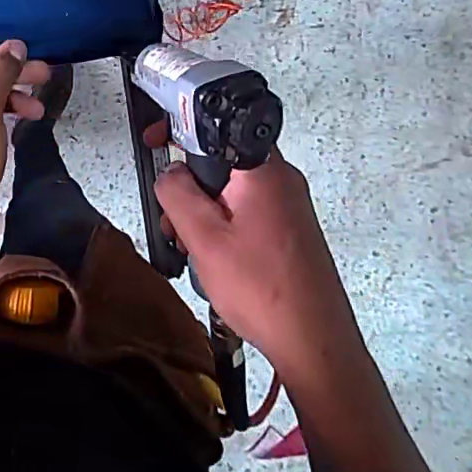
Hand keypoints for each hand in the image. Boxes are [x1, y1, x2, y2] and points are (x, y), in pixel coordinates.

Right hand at [150, 125, 356, 379]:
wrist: (315, 344)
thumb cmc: (263, 290)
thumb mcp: (203, 238)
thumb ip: (177, 193)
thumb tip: (169, 173)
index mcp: (264, 171)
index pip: (216, 128)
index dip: (179, 130)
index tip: (156, 141)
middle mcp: (282, 180)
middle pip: (222, 163)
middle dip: (189, 188)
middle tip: (174, 221)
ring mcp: (290, 206)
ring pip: (232, 191)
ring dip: (204, 213)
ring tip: (192, 250)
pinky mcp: (290, 229)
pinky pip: (247, 213)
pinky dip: (224, 227)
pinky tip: (215, 260)